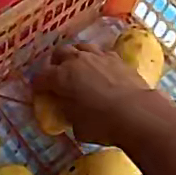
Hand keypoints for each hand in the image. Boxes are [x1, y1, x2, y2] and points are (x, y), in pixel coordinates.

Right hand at [33, 43, 161, 145]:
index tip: (39, 91)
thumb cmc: (102, 124)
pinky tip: (101, 69)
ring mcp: (97, 56)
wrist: (137, 113)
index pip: (41, 78)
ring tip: (79, 67)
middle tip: (58, 75)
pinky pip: (101, 53)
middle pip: (60, 53)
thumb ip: (69, 115)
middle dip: (56, 63)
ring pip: (80, 47)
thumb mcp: (77, 127)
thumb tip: (69, 113)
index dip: (38, 85)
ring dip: (76, 55)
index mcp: (60, 77)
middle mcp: (76, 61)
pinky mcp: (117, 58)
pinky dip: (97, 59)